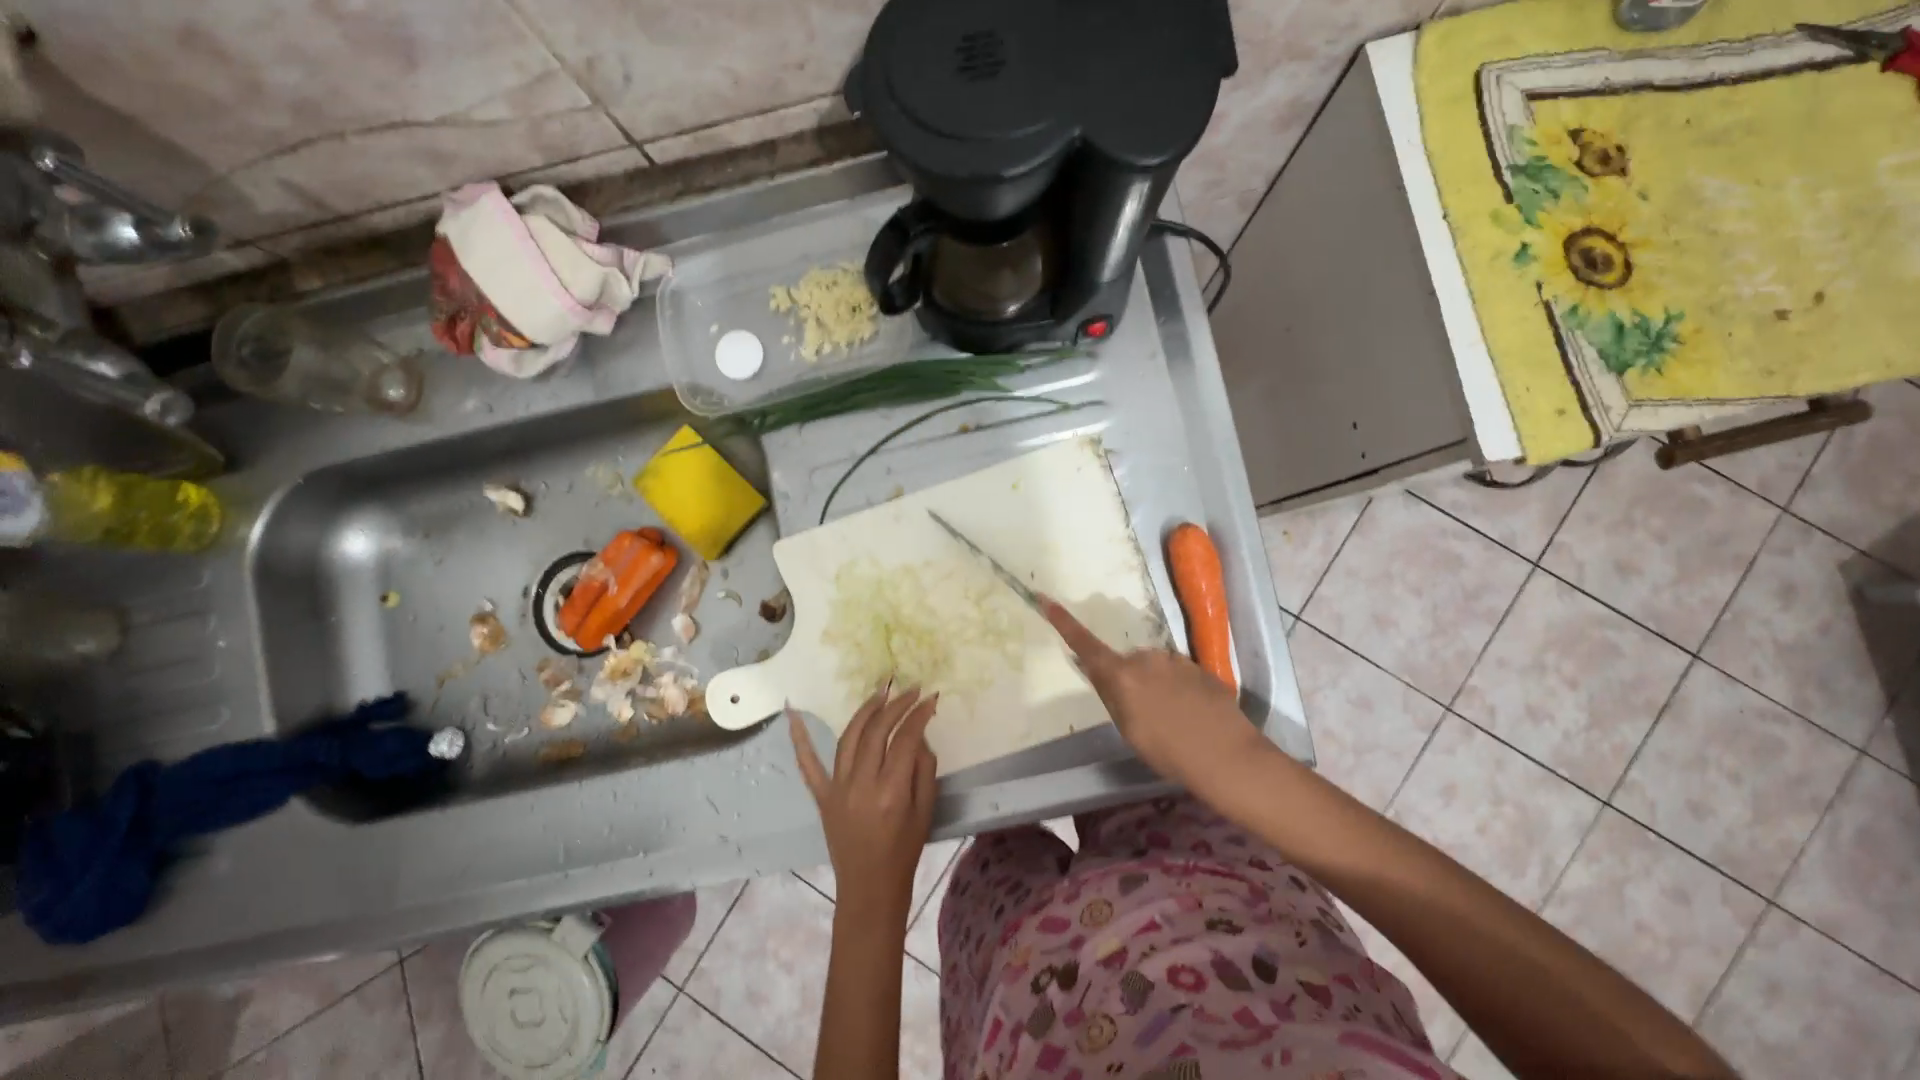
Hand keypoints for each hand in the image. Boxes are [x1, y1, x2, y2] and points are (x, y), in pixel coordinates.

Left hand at [789, 684, 939, 918]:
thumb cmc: (904, 852)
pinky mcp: (822, 796)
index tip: (931, 700)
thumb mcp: (925, 812)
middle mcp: (861, 784)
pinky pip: (808, 764)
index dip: (919, 715)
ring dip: (865, 711)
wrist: (869, 888)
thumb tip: (919, 736)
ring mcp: (837, 789)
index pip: (906, 739)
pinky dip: (799, 738)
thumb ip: (924, 771)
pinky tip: (792, 713)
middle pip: (877, 731)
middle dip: (896, 705)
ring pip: (849, 737)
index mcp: (891, 792)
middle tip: (911, 690)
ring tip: (881, 693)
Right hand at [1044, 599, 1263, 788]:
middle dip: (1130, 681)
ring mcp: (1177, 660)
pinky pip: (1179, 675)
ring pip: (1156, 669)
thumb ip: (1112, 696)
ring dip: (1157, 686)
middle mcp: (1147, 658)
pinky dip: (1180, 691)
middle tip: (1143, 717)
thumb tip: (1097, 670)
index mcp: (1122, 674)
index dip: (1064, 623)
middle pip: (1128, 664)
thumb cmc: (1168, 751)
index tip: (1046, 598)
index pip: (1086, 645)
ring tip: (1172, 721)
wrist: (1226, 755)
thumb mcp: (1129, 730)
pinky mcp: (1202, 668)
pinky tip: (1192, 715)